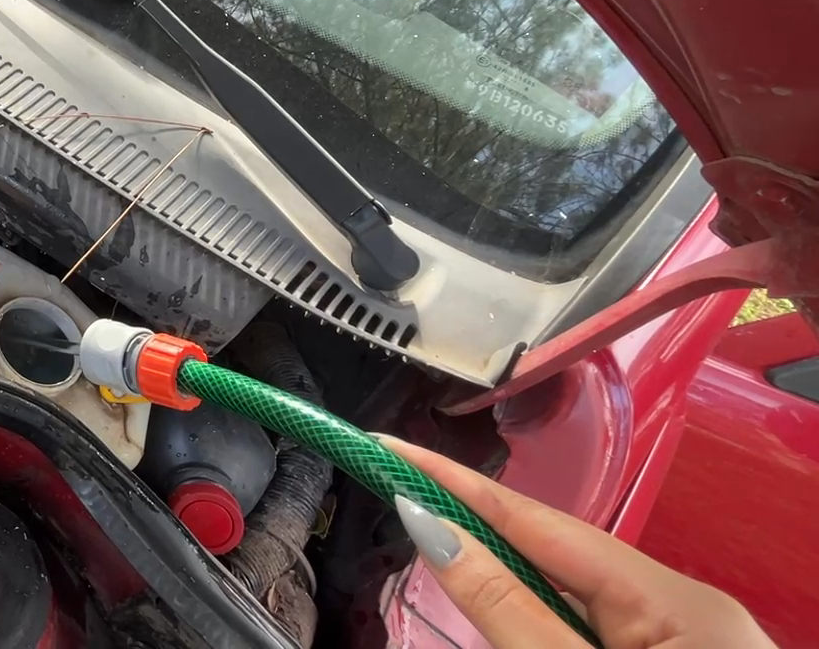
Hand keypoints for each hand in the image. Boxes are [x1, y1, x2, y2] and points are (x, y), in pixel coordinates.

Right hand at [384, 436, 775, 648]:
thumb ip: (501, 601)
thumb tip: (421, 518)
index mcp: (677, 600)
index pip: (532, 514)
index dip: (448, 476)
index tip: (380, 442)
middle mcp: (690, 606)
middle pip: (551, 546)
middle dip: (474, 525)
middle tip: (395, 492)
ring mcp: (692, 638)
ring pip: (570, 586)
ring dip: (504, 576)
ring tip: (442, 547)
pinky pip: (592, 618)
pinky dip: (539, 612)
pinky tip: (512, 613)